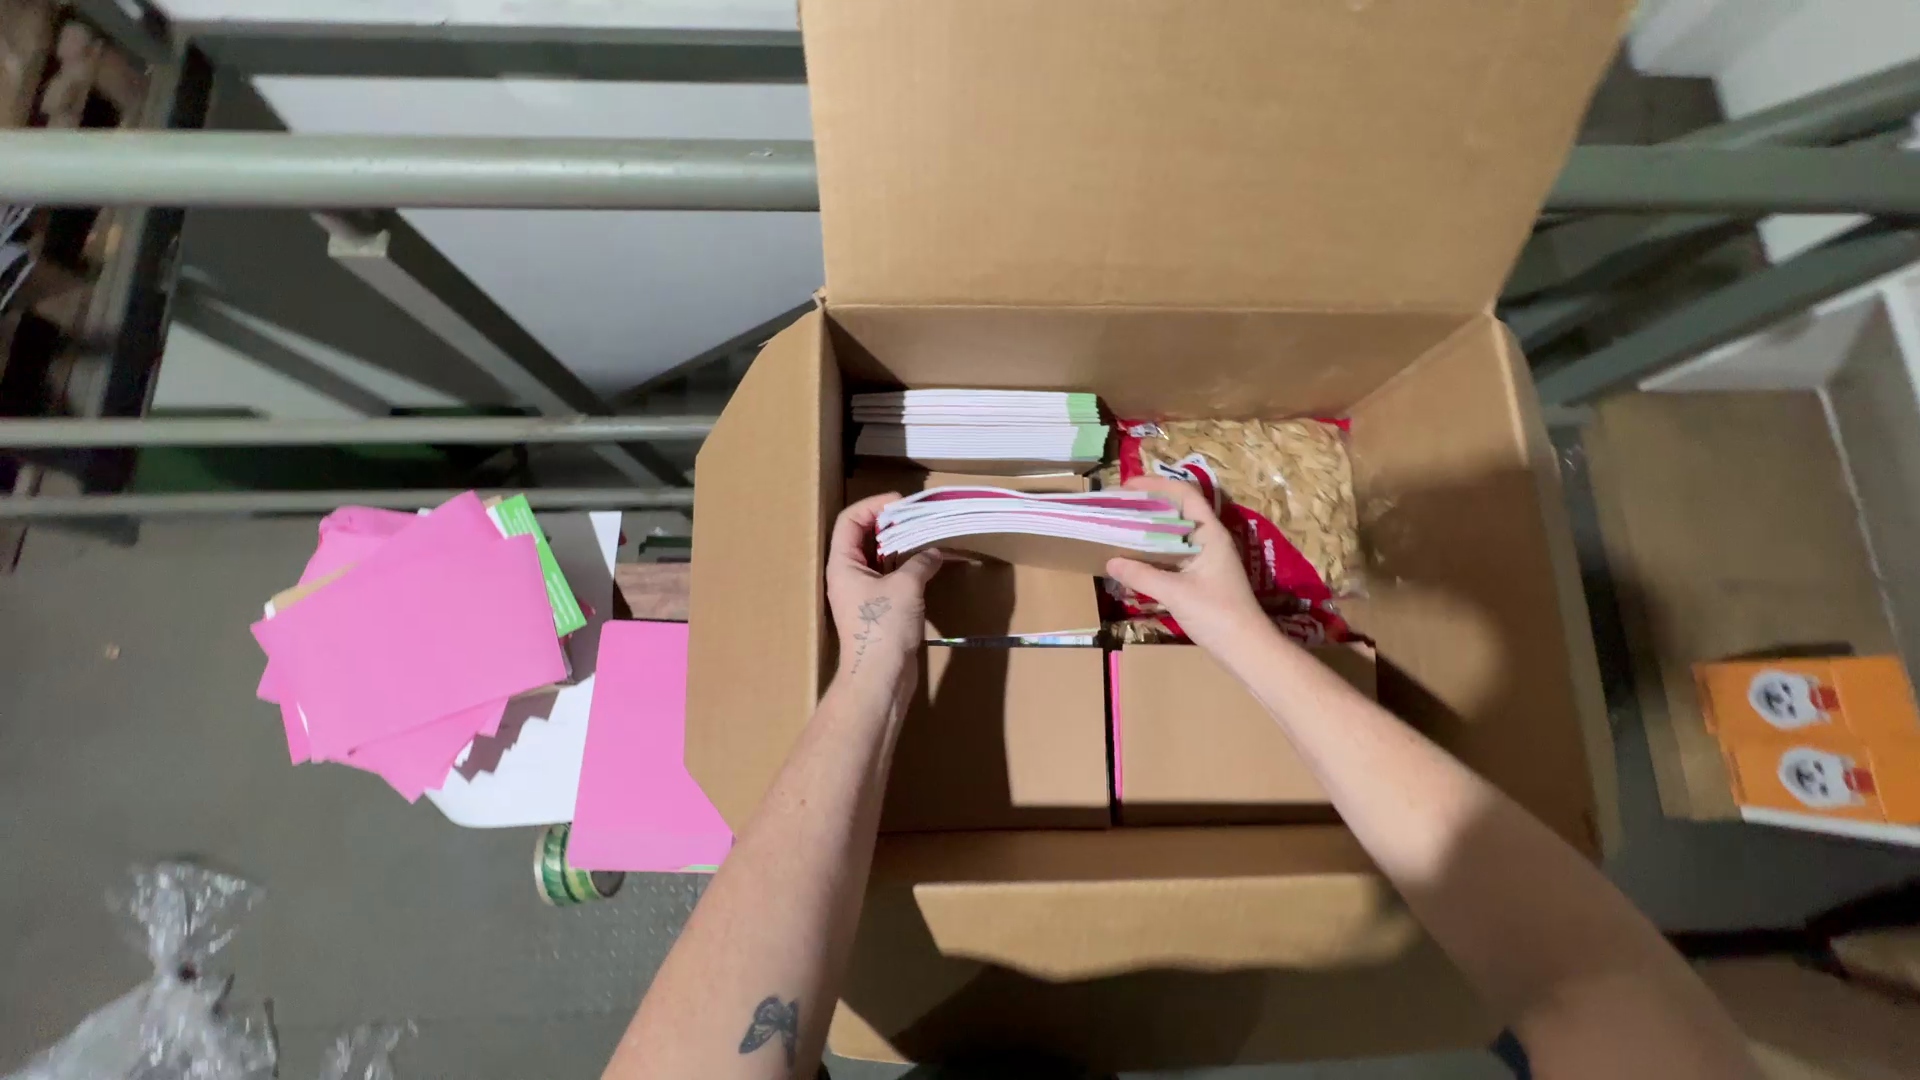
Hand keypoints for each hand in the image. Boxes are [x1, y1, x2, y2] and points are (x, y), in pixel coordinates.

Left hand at [826, 492, 942, 690]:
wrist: (879, 677)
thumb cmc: (884, 628)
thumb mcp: (906, 586)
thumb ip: (920, 562)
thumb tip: (934, 552)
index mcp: (843, 564)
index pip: (851, 520)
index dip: (873, 505)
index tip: (901, 503)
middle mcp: (848, 574)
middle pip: (865, 536)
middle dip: (891, 523)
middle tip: (918, 517)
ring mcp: (863, 592)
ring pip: (880, 557)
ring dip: (902, 544)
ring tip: (927, 535)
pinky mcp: (878, 608)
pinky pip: (891, 576)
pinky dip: (907, 565)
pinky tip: (929, 563)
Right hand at [1105, 476, 1268, 652]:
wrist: (1246, 649)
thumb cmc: (1218, 615)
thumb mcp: (1176, 593)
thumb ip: (1142, 575)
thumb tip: (1110, 561)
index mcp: (1210, 535)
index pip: (1185, 496)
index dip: (1157, 485)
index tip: (1127, 486)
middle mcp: (1208, 541)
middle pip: (1176, 512)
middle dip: (1147, 506)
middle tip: (1118, 507)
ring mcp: (1205, 560)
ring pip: (1172, 535)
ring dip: (1147, 530)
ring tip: (1119, 528)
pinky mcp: (1199, 578)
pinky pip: (1171, 556)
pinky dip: (1151, 553)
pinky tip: (1131, 561)